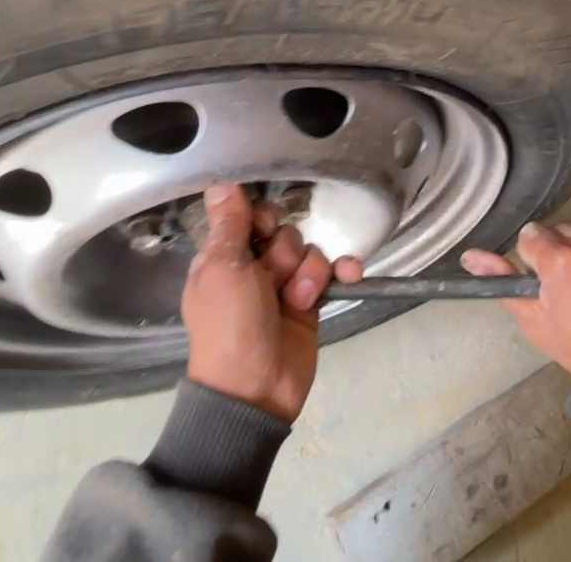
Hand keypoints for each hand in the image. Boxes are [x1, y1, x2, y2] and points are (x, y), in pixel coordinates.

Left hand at [181, 184, 362, 421]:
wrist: (255, 388)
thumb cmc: (229, 325)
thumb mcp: (222, 269)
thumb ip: (229, 224)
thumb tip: (219, 181)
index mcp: (223, 257)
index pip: (249, 215)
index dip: (261, 219)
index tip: (263, 230)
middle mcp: (253, 266)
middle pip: (284, 231)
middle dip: (286, 252)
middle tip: (272, 277)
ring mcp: (285, 285)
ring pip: (310, 252)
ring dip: (309, 273)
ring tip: (296, 300)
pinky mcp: (312, 302)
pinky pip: (333, 272)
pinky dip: (343, 272)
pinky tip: (350, 275)